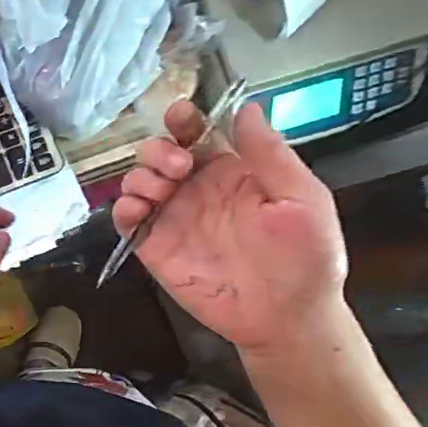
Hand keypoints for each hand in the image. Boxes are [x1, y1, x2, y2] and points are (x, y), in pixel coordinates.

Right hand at [112, 101, 347, 355]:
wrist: (286, 317)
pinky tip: (138, 209)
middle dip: (159, 149)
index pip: (198, 135)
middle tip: (178, 167)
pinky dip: (123, 208)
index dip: (183, 120)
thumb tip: (246, 108)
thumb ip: (270, 154)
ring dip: (141, 175)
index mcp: (232, 173)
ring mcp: (174, 219)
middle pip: (160, 154)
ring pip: (138, 182)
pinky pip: (128, 221)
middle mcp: (197, 191)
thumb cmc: (304, 258)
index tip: (178, 115)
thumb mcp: (301, 198)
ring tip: (162, 189)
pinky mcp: (155, 248)